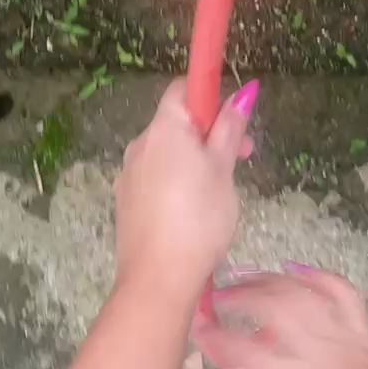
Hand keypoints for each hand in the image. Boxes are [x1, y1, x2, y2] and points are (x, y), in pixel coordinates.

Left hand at [111, 79, 254, 305]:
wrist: (158, 280)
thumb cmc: (199, 217)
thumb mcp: (224, 169)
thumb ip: (230, 128)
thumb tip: (242, 93)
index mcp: (164, 128)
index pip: (182, 88)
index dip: (209, 94)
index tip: (232, 119)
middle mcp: (140, 144)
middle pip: (176, 122)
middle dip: (208, 133)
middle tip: (240, 158)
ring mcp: (128, 174)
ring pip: (167, 152)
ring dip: (194, 159)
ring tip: (219, 192)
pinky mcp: (125, 201)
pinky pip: (155, 177)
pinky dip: (175, 181)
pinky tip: (193, 212)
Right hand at [192, 267, 367, 368]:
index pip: (239, 349)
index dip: (213, 336)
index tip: (200, 328)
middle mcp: (315, 352)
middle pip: (270, 304)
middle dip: (239, 293)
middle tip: (219, 295)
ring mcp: (343, 337)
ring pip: (302, 291)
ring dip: (270, 278)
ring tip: (248, 275)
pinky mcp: (365, 334)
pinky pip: (343, 292)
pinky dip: (318, 276)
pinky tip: (297, 270)